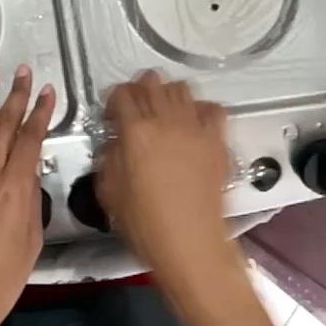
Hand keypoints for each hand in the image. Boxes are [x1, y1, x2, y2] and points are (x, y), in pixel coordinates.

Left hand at [0, 64, 55, 325]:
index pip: (31, 140)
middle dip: (16, 96)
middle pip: (5, 127)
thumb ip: (30, 202)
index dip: (40, 113)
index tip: (47, 92)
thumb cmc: (3, 278)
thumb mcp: (31, 240)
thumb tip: (28, 176)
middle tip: (24, 71)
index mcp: (16, 188)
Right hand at [96, 70, 235, 285]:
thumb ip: (108, 157)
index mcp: (135, 130)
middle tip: (135, 111)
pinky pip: (213, 108)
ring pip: (181, 88)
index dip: (113, 100)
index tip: (112, 116)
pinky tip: (194, 123)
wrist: (191, 243)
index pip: (121, 93)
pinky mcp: (217, 140)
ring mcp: (195, 128)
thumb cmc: (145, 222)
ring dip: (168, 95)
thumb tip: (116, 143)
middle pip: (151, 81)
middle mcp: (165, 120)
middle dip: (139, 91)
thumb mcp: (109, 190)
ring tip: (164, 114)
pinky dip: (201, 109)